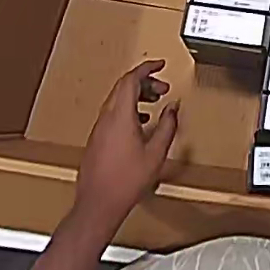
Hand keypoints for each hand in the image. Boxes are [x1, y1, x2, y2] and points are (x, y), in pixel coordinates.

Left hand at [73, 60, 179, 221]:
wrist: (98, 205)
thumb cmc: (126, 181)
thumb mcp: (156, 152)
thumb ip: (168, 125)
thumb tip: (173, 107)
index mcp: (120, 117)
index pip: (130, 80)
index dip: (146, 68)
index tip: (159, 64)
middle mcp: (106, 119)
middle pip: (122, 87)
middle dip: (144, 82)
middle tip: (162, 87)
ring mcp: (98, 129)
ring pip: (117, 100)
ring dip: (136, 95)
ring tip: (154, 102)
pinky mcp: (96, 140)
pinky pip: (112, 114)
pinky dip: (128, 109)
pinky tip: (140, 122)